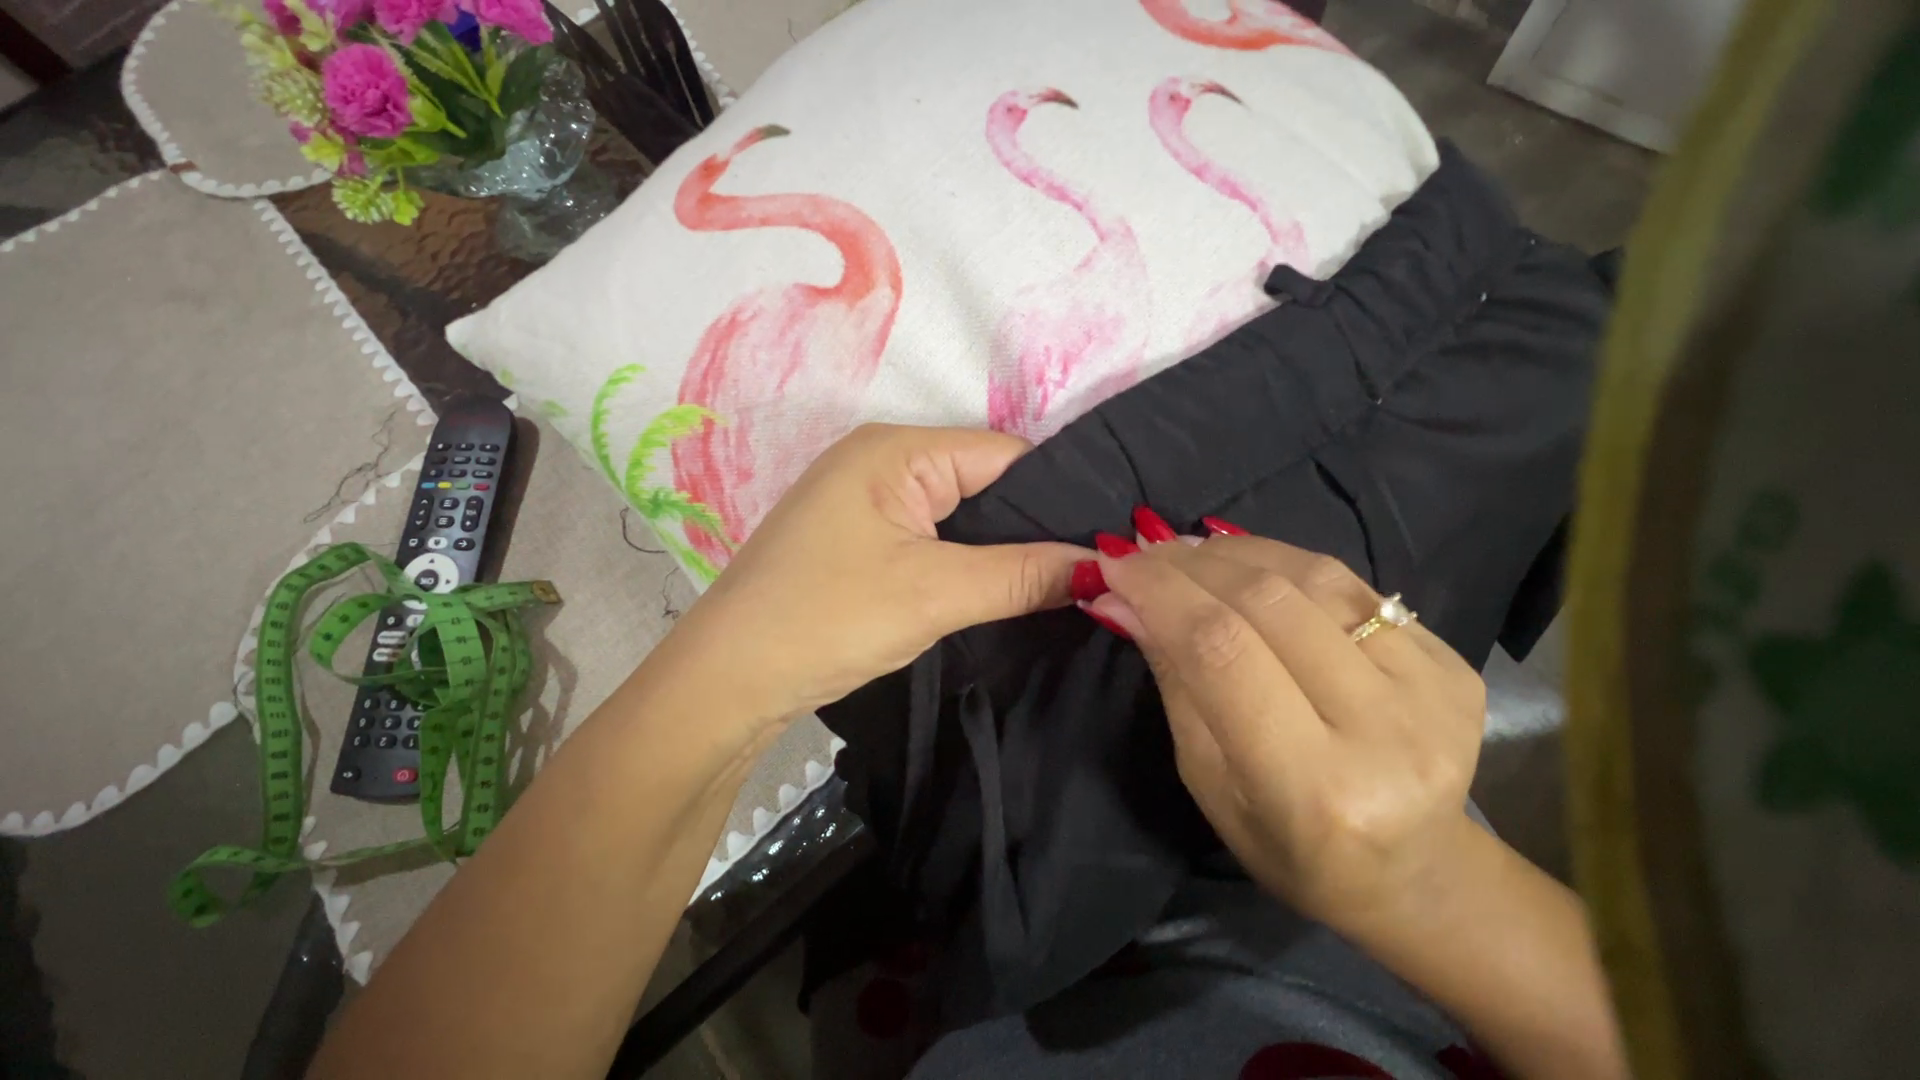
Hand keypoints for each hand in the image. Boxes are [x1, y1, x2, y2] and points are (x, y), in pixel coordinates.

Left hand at [649, 424, 1089, 731]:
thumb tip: (1107, 565)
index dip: (1062, 498)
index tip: (1114, 543)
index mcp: (896, 449)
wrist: (727, 680)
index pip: (1007, 455)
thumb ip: (1024, 575)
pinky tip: (1004, 592)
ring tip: (1065, 585)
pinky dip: (967, 563)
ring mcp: (865, 501)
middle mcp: (881, 460)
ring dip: (1002, 550)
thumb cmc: (827, 618)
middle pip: (985, 482)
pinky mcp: (858, 541)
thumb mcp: (935, 594)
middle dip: (1035, 527)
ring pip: (961, 515)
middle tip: (1099, 572)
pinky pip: (932, 539)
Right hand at [1085, 526, 1486, 932]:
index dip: (1162, 593)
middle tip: (1145, 550)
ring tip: (1190, 549)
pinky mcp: (1457, 663)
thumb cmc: (1291, 847)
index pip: (1221, 651)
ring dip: (1239, 552)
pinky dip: (1291, 565)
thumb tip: (1125, 598)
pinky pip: (1356, 587)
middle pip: (1268, 604)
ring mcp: (1430, 691)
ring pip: (1316, 579)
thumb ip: (1177, 683)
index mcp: (1312, 785)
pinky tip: (1251, 564)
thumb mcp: (1210, 783)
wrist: (1415, 872)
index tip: (1115, 564)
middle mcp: (1382, 730)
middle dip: (1192, 565)